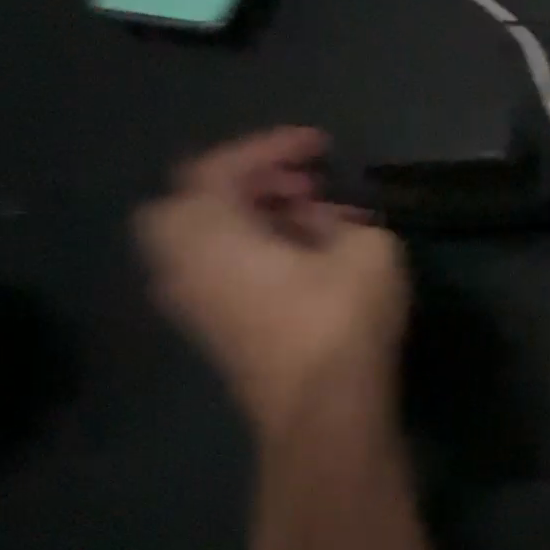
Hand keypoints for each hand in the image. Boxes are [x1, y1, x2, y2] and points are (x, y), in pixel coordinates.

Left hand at [135, 128, 408, 431]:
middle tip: (307, 183)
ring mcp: (193, 299)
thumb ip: (340, 218)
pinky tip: (313, 255)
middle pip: (196, 202)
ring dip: (259, 216)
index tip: (322, 145)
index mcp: (207, 232)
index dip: (271, 146)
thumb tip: (319, 220)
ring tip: (321, 218)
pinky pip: (223, 264)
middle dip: (250, 183)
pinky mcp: (216, 325)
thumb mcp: (367, 245)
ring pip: (210, 236)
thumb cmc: (341, 314)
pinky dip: (259, 245)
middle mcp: (182, 262)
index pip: (219, 168)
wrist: (324, 403)